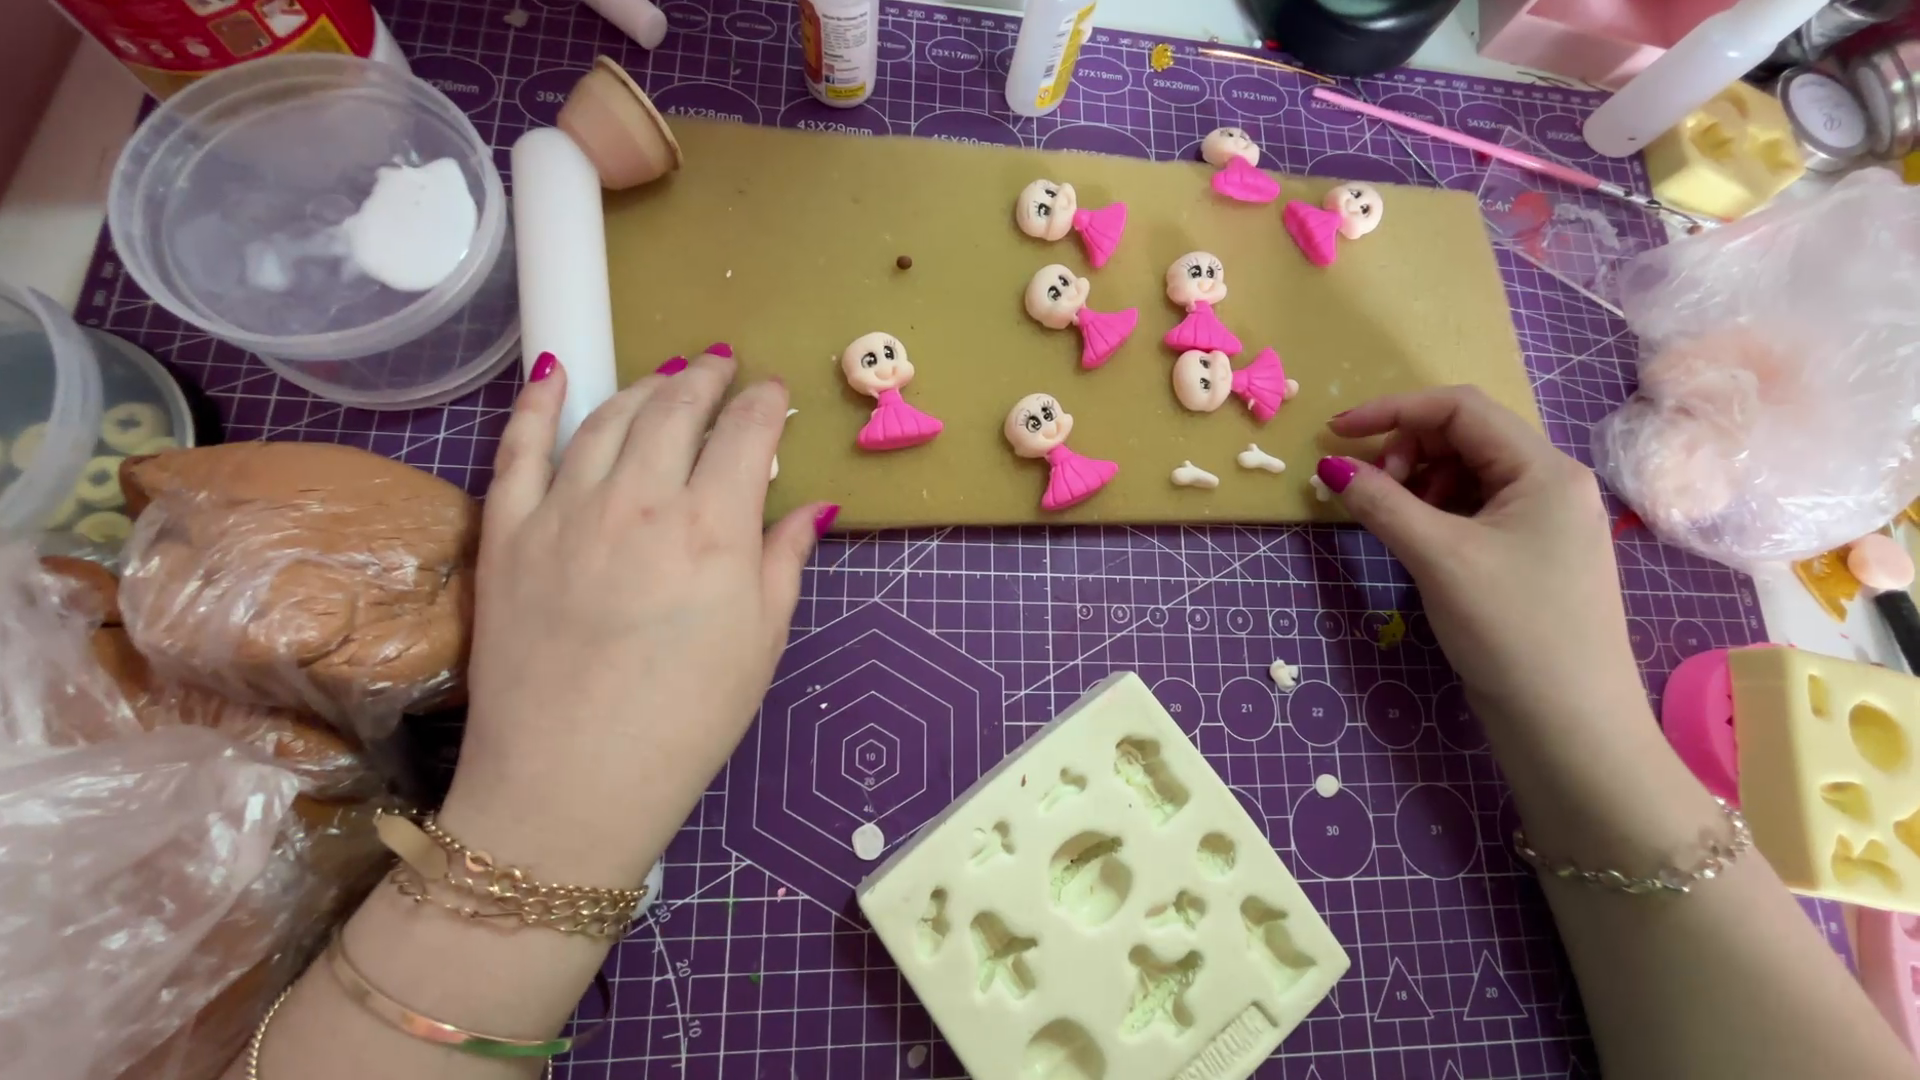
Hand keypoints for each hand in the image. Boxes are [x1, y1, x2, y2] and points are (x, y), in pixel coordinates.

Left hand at [439, 350, 833, 885]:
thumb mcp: (762, 641)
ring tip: (666, 377)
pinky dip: (537, 403)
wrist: (573, 785)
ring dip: (644, 386)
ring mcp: (564, 511)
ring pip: (607, 418)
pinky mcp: (506, 533)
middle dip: (707, 378)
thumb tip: (814, 508)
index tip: (773, 394)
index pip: (745, 435)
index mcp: (712, 529)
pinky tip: (555, 374)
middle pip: (676, 409)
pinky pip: (518, 448)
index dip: (764, 404)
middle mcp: (640, 501)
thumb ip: (785, 560)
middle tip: (722, 368)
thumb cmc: (689, 719)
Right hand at [1318, 387, 1644, 732]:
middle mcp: (1549, 483)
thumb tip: (1330, 467)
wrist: (1568, 721)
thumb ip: (1381, 503)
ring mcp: (1541, 520)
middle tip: (1369, 492)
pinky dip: (1432, 512)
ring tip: (1390, 520)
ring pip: (1464, 474)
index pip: (1460, 409)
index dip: (1392, 410)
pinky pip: (1471, 508)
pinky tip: (1415, 540)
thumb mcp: (1438, 557)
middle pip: (1463, 437)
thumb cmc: (1510, 627)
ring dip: (1416, 484)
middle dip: (1405, 453)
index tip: (1335, 434)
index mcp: (1543, 469)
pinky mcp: (1527, 553)